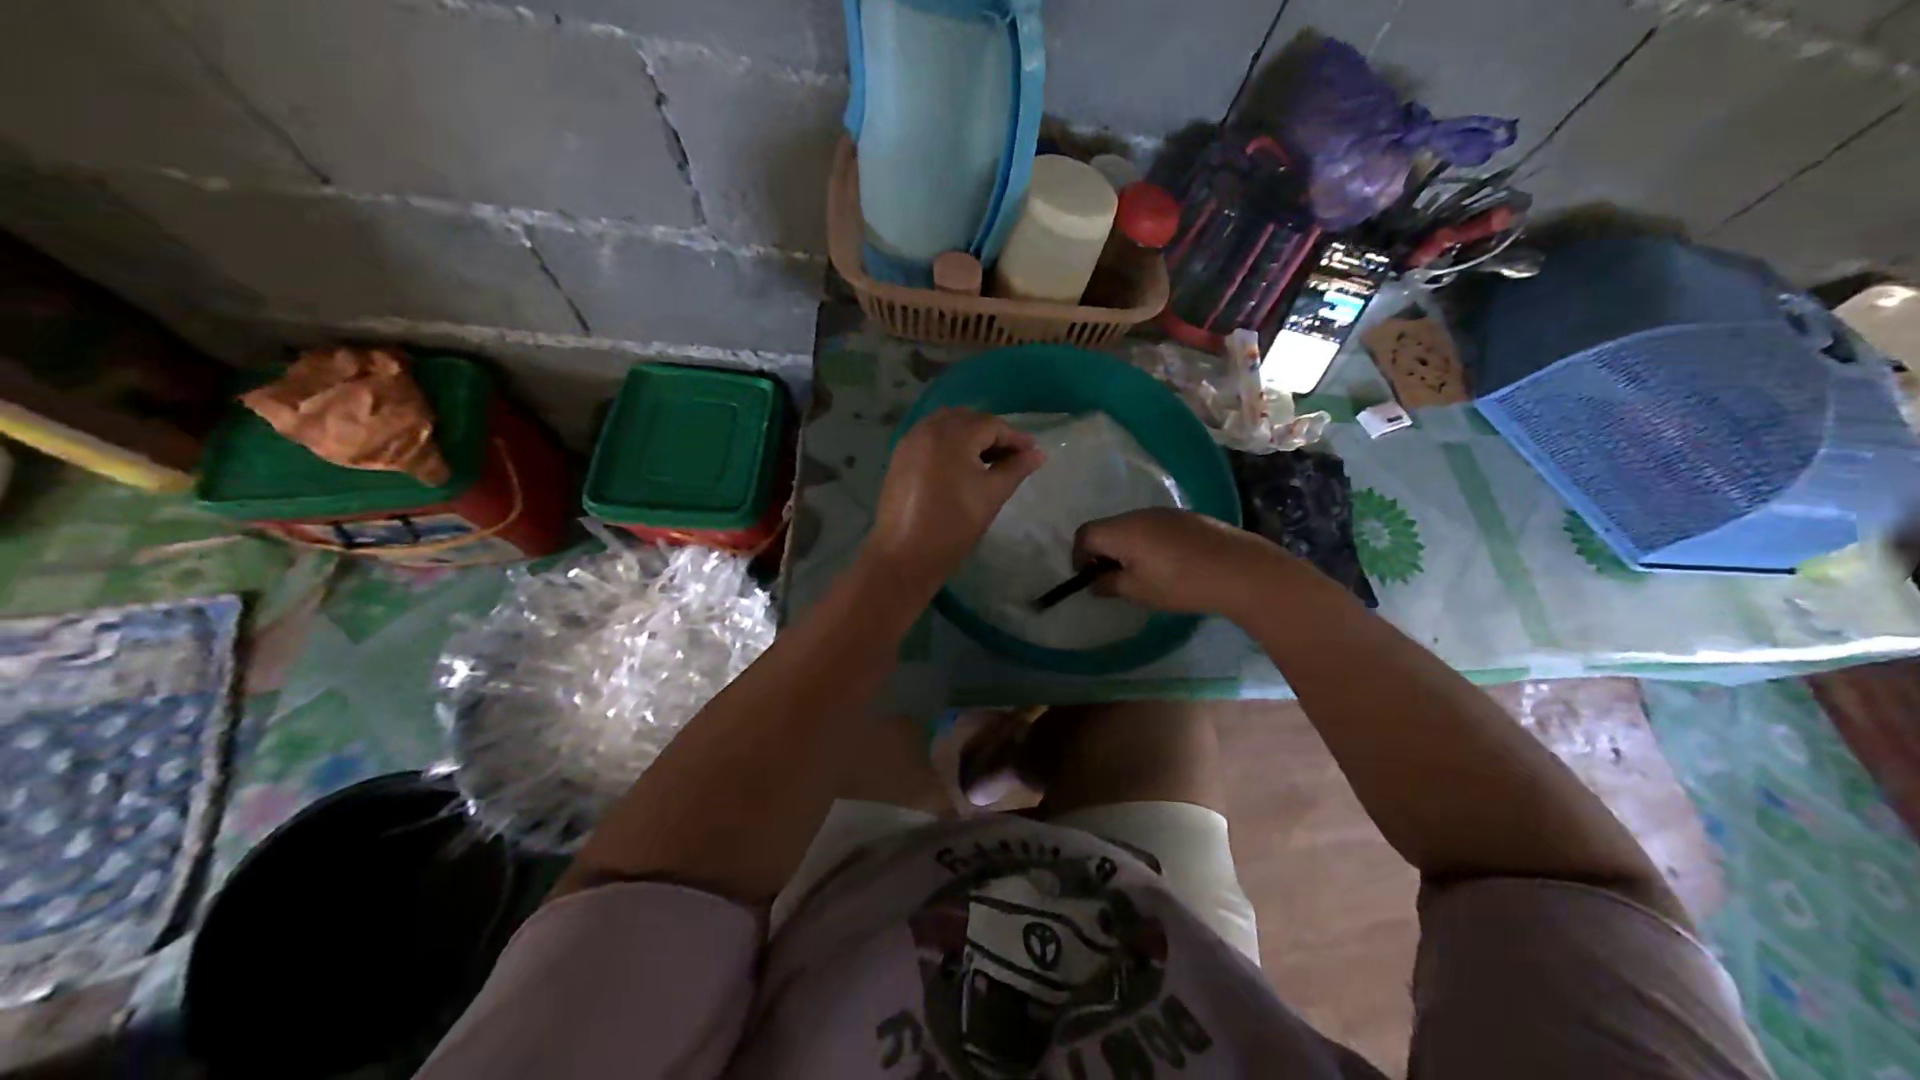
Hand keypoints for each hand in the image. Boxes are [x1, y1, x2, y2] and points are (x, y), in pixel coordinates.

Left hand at [865, 408, 1044, 589]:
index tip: (1033, 454)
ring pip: (947, 426)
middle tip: (1012, 458)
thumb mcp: (991, 495)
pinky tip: (962, 467)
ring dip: (970, 437)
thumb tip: (1037, 453)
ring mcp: (910, 442)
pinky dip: (950, 444)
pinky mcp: (900, 457)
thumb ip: (1015, 469)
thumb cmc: (953, 525)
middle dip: (992, 435)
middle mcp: (927, 429)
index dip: (1015, 438)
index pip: (991, 425)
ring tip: (988, 462)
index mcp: (951, 435)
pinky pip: (930, 438)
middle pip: (968, 420)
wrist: (904, 555)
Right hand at [1073, 508, 1291, 615]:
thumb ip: (1109, 584)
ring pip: (1132, 527)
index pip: (1085, 534)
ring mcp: (1166, 513)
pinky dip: (1147, 543)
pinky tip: (1167, 565)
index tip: (1088, 578)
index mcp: (1123, 530)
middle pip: (1107, 528)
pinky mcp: (1187, 518)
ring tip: (1141, 574)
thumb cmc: (1181, 583)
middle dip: (1101, 552)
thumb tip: (1095, 582)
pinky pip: (1154, 527)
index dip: (1078, 556)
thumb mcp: (1138, 591)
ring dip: (1125, 548)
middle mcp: (1140, 514)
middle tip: (1112, 579)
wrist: (1241, 570)